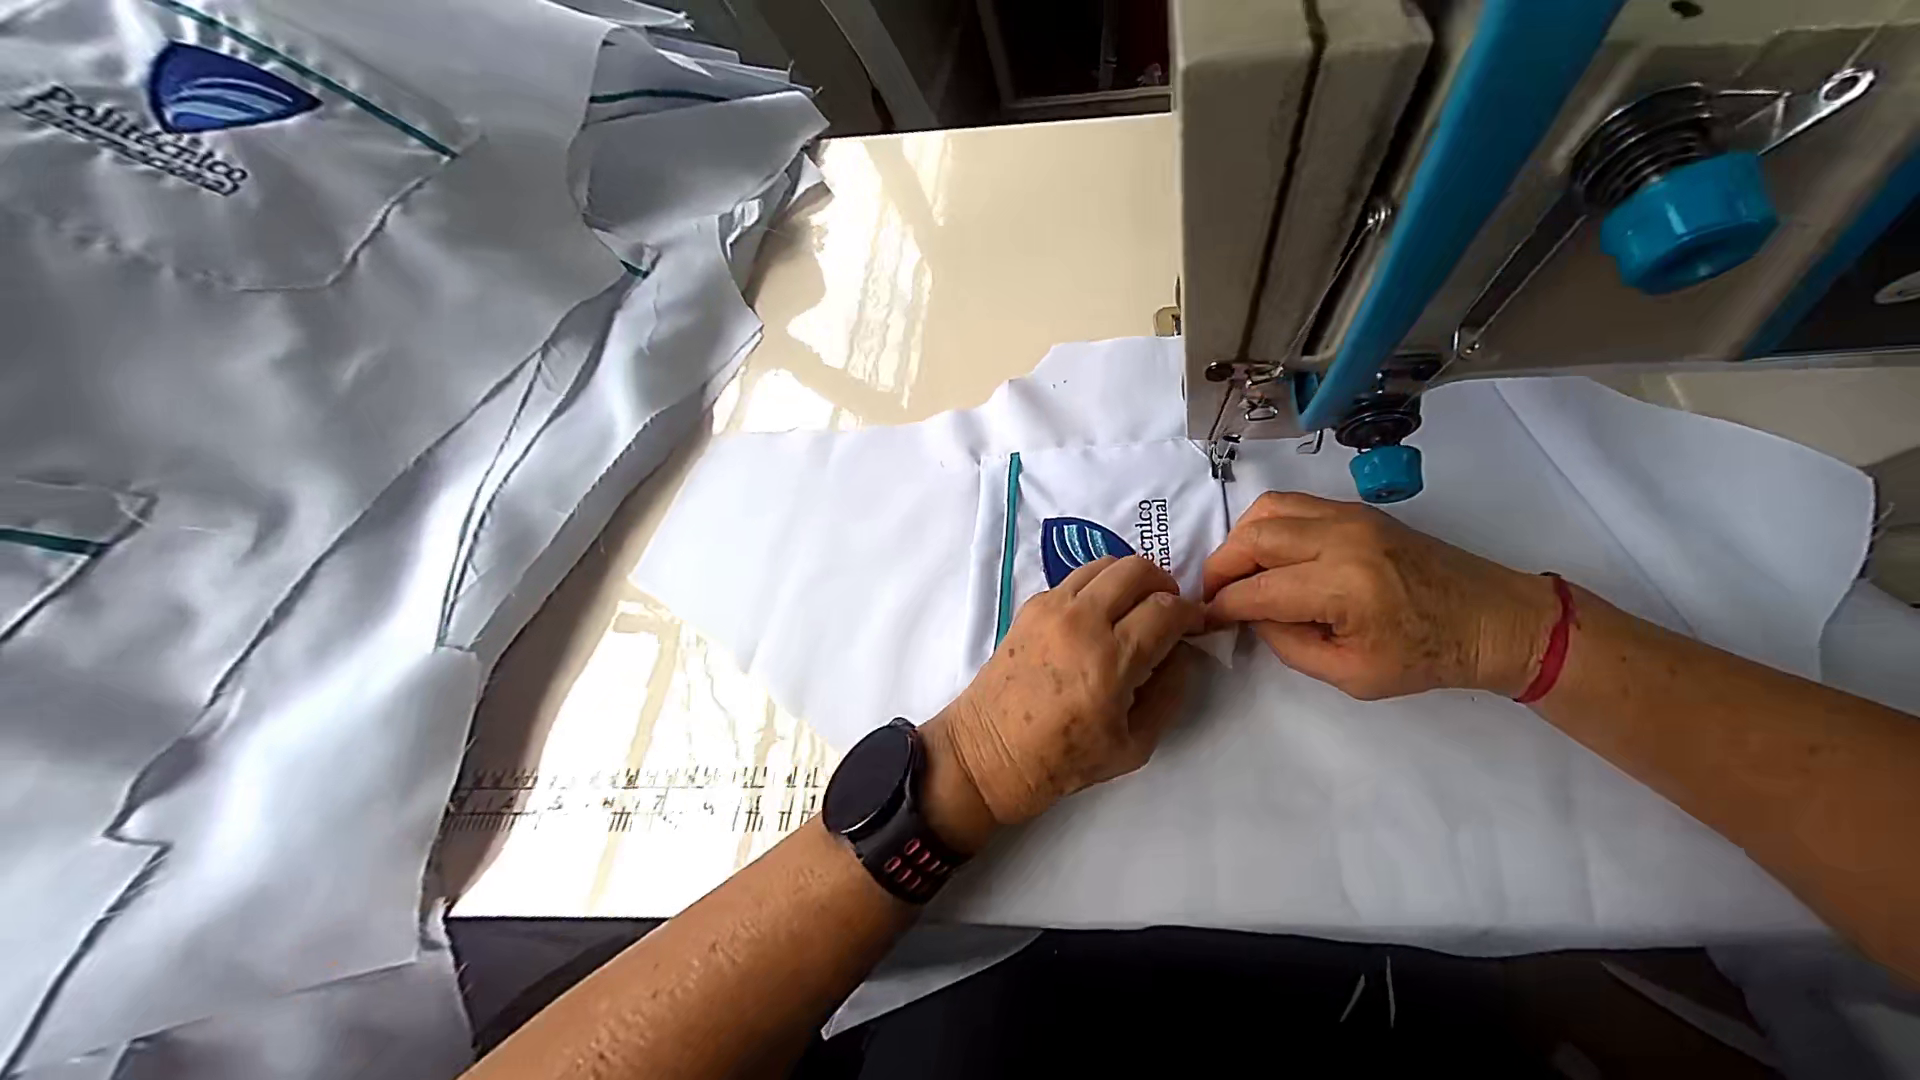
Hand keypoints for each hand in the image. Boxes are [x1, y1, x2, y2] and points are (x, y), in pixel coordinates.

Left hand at [929, 555, 1203, 829]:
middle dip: (1164, 584)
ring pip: (1103, 564)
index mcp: (1111, 659)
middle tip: (1167, 610)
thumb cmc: (1063, 759)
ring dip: (1129, 579)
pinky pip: (1074, 579)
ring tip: (1134, 608)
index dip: (1191, 613)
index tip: (1195, 625)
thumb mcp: (1135, 745)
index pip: (1166, 608)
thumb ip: (1169, 692)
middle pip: (1136, 570)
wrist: (989, 752)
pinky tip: (1097, 618)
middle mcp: (1081, 622)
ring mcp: (1051, 608)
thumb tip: (1180, 651)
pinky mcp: (1029, 607)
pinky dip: (1096, 587)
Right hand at [1202, 492, 1558, 699]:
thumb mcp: (1350, 675)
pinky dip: (1264, 526)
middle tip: (1215, 595)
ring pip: (1266, 510)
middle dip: (1221, 568)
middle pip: (1253, 539)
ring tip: (1238, 571)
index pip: (1257, 590)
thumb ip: (1288, 644)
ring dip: (1239, 540)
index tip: (1205, 618)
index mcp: (1345, 588)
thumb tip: (1252, 614)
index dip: (1222, 606)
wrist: (1494, 619)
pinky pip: (1290, 504)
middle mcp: (1342, 540)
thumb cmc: (1427, 656)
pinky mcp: (1355, 510)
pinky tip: (1266, 554)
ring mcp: (1350, 517)